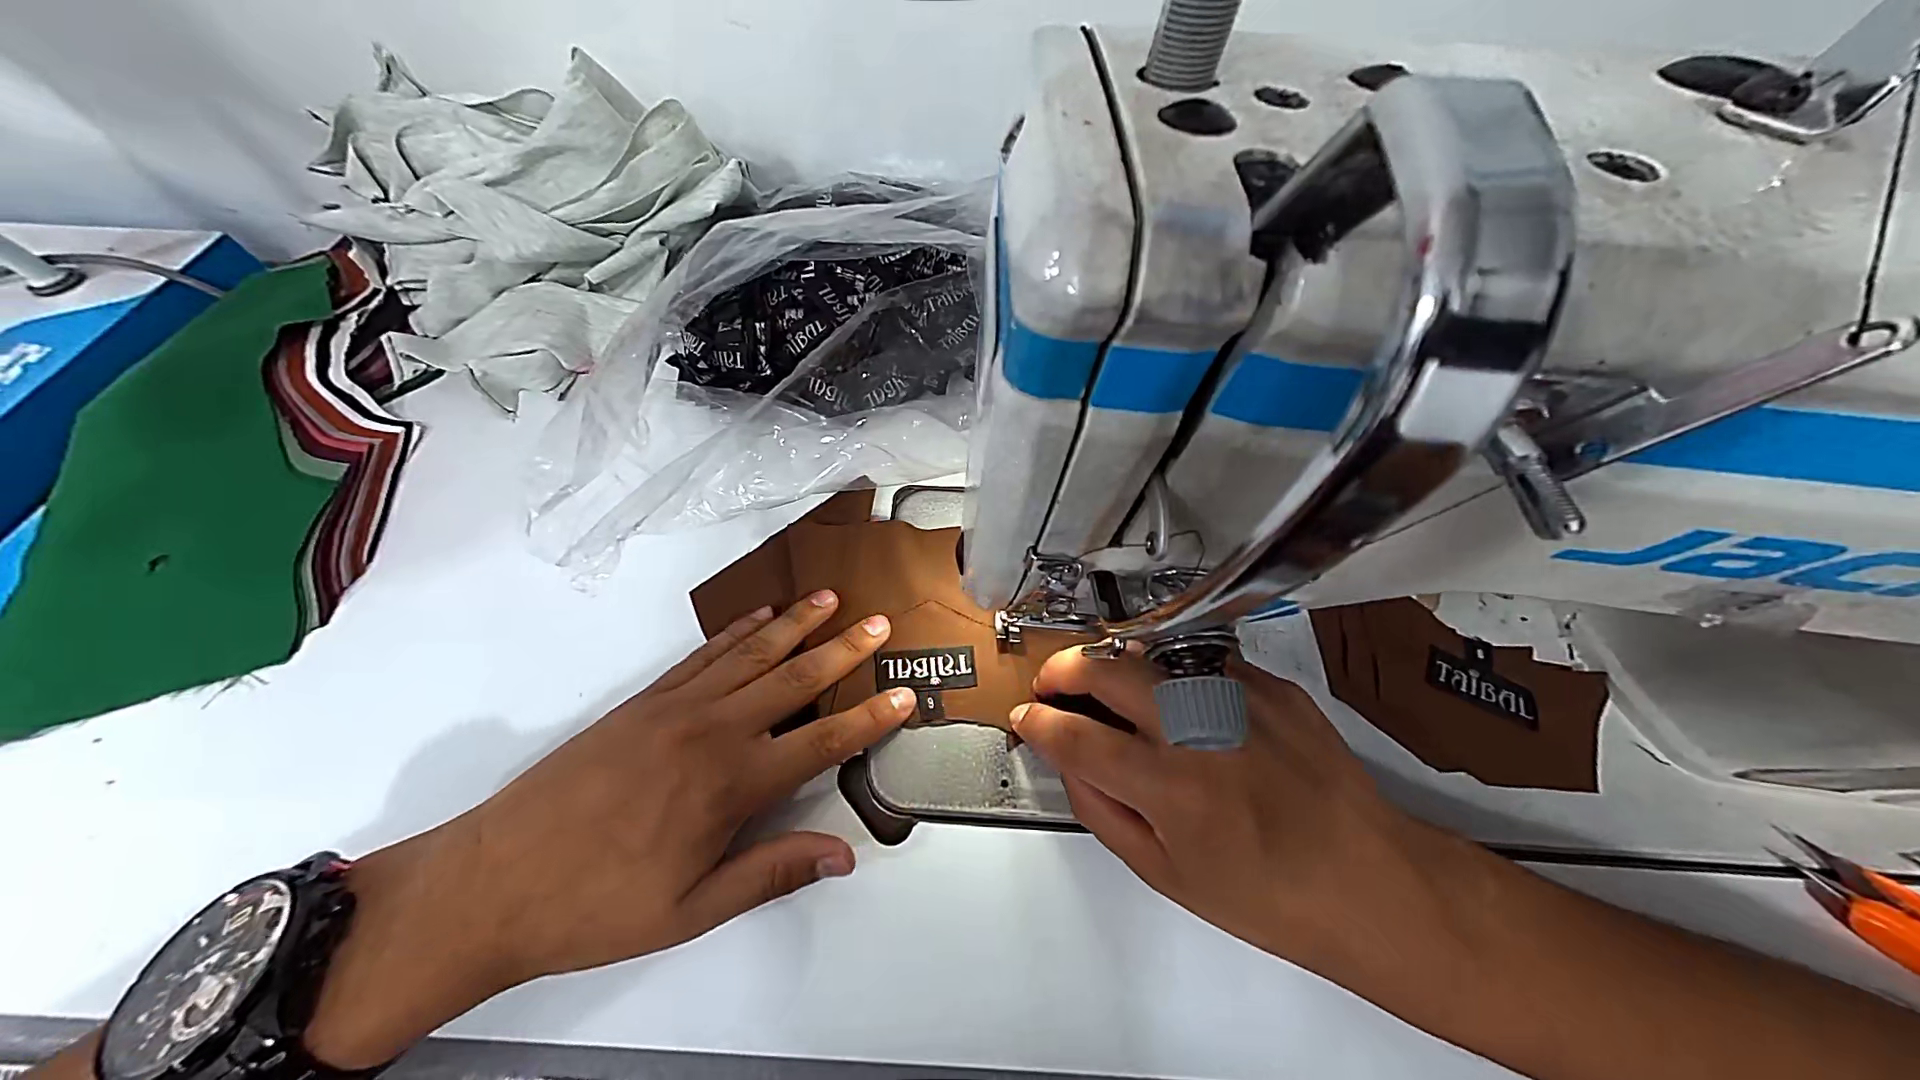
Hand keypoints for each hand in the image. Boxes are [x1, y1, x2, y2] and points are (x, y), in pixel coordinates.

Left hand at [303, 592, 913, 1066]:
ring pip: (751, 654)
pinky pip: (701, 656)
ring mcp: (674, 708)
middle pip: (794, 680)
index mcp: (731, 785)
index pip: (822, 742)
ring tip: (828, 599)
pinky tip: (759, 618)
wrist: (491, 882)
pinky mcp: (642, 702)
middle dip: (843, 649)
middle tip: (879, 622)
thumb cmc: (595, 905)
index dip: (869, 718)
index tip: (902, 695)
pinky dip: (736, 633)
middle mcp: (710, 733)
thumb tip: (840, 855)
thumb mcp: (692, 909)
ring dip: (795, 625)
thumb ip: (771, 873)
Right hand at [1010, 647, 1434, 973]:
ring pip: (1148, 652)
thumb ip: (1101, 809)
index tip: (1029, 718)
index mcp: (1172, 788)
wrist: (1369, 881)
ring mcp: (1240, 699)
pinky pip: (1199, 662)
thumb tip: (1068, 762)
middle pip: (1104, 670)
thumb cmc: (1275, 894)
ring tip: (1103, 686)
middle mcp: (1204, 731)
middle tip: (1052, 685)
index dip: (1039, 722)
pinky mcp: (1270, 686)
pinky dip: (1170, 673)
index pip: (1075, 735)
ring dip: (1111, 663)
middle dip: (1061, 670)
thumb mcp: (1165, 872)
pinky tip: (1172, 699)